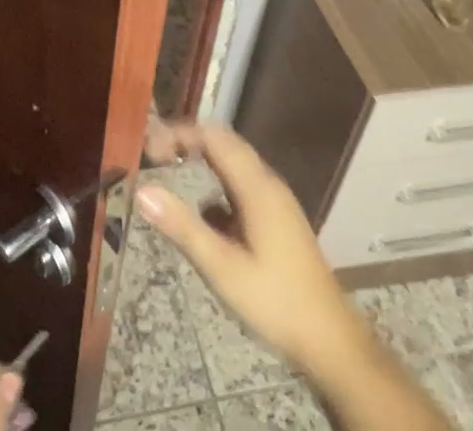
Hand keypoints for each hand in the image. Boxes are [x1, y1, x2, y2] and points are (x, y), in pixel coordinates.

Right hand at [134, 123, 370, 369]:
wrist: (329, 337)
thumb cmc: (275, 300)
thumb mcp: (222, 267)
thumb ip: (182, 227)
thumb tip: (143, 191)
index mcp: (258, 188)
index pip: (215, 138)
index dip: (180, 134)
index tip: (149, 149)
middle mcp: (269, 186)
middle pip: (225, 146)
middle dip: (188, 144)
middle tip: (153, 155)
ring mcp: (275, 204)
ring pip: (234, 168)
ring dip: (202, 165)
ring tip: (168, 175)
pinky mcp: (276, 222)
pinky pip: (241, 191)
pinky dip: (216, 192)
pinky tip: (201, 218)